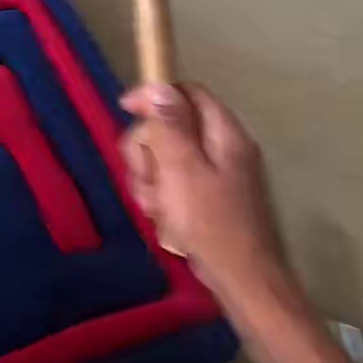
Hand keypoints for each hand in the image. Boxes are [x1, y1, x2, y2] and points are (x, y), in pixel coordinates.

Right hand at [119, 83, 287, 303]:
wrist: (237, 276)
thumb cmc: (208, 221)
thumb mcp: (181, 169)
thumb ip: (169, 126)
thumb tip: (158, 86)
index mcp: (222, 134)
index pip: (186, 92)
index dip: (153, 97)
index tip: (125, 110)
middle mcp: (220, 146)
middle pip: (168, 125)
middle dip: (146, 149)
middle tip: (147, 175)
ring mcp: (213, 171)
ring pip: (163, 154)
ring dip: (149, 177)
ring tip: (156, 203)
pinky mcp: (204, 193)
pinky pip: (169, 179)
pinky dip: (159, 194)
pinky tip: (163, 214)